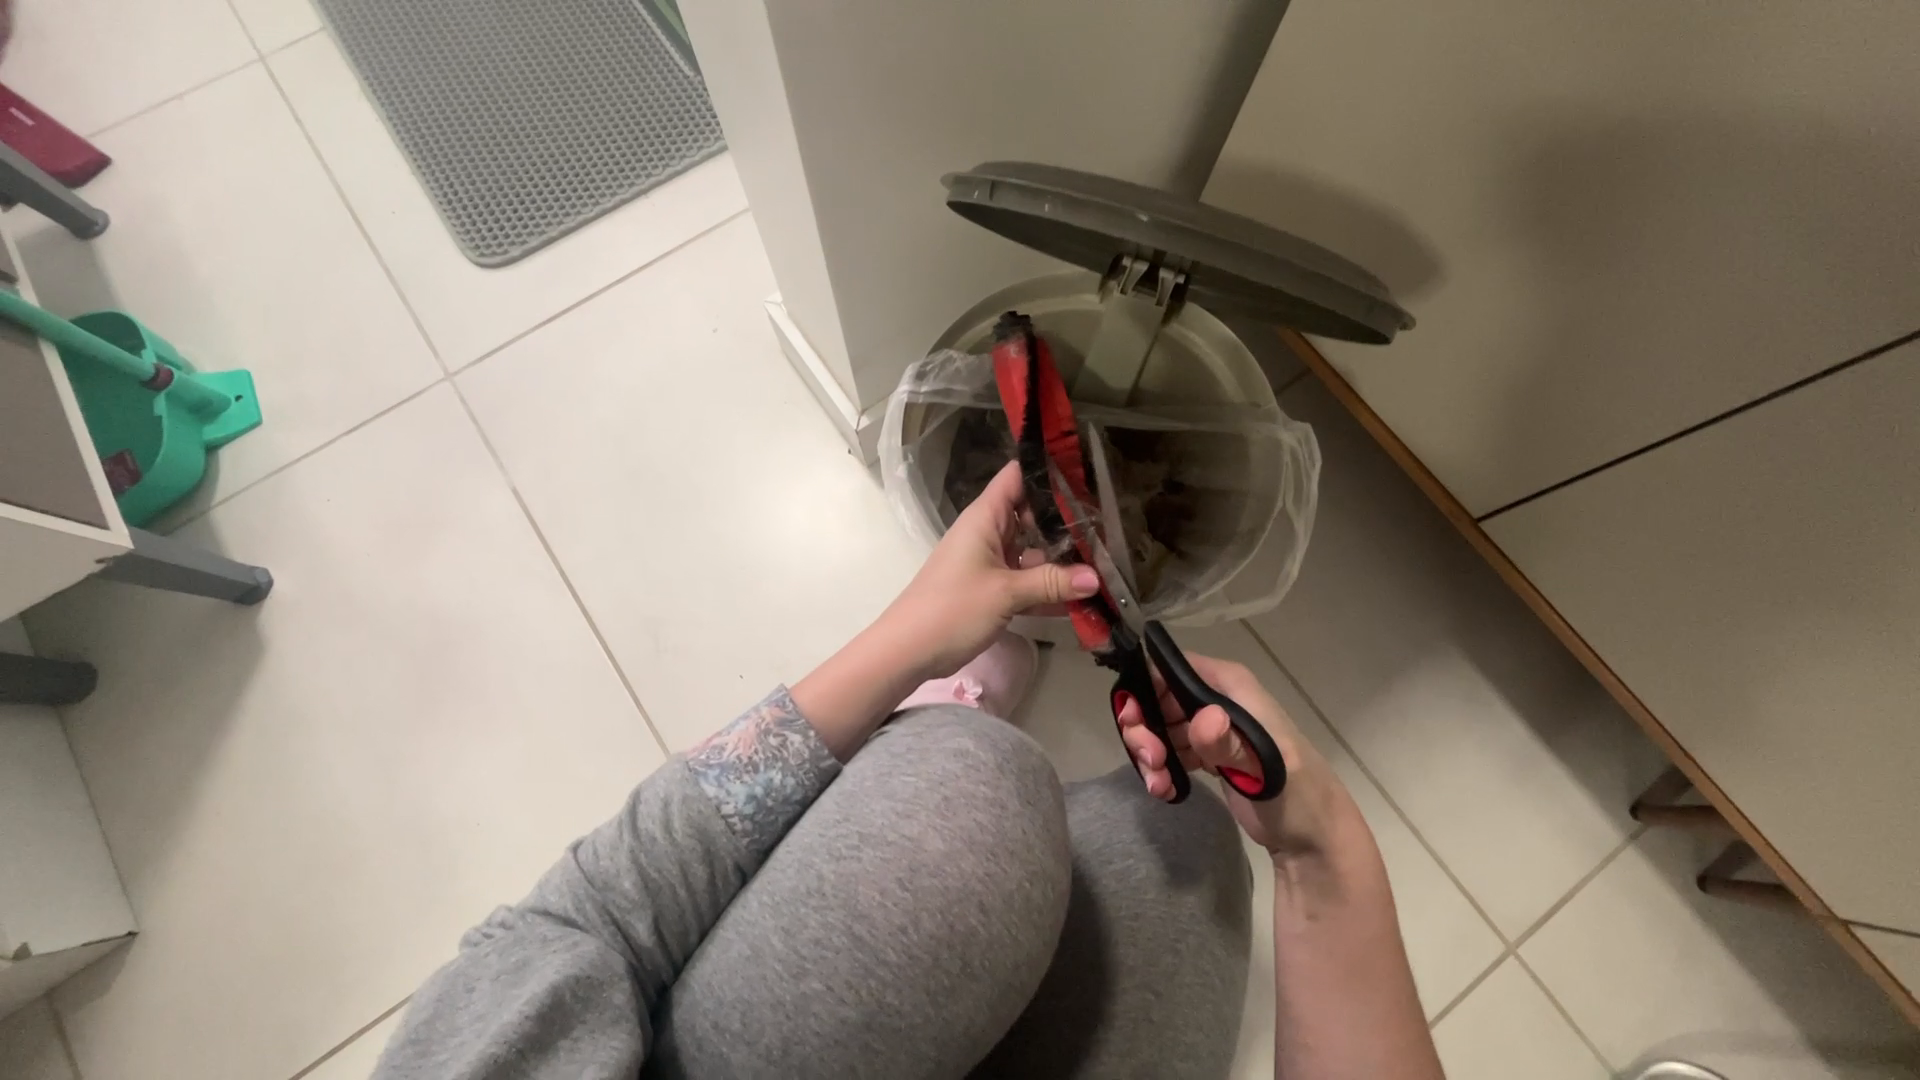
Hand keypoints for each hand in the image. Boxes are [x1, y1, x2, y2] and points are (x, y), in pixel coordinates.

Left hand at [874, 461, 1099, 680]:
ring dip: (1062, 560)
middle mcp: (989, 533)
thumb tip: (1097, 578)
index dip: (1048, 470)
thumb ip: (1052, 582)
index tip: (1088, 473)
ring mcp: (990, 562)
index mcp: (985, 518)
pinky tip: (1082, 600)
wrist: (907, 651)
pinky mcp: (992, 589)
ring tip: (1107, 564)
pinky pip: (1026, 580)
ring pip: (1033, 551)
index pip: (1018, 476)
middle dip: (1067, 522)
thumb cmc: (952, 608)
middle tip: (1111, 527)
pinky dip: (1048, 587)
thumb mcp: (1005, 593)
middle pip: (1033, 515)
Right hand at [1116, 653, 1339, 856]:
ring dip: (1150, 754)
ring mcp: (1211, 727)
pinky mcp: (1208, 754)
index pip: (1170, 667)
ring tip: (1159, 784)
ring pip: (1159, 726)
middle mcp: (1217, 698)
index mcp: (1230, 685)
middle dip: (1143, 728)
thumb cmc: (1297, 794)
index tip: (1134, 720)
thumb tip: (1203, 718)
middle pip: (1157, 697)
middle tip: (1150, 761)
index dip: (1144, 688)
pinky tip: (1167, 790)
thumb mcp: (1264, 767)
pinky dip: (1162, 770)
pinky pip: (1171, 751)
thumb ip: (1230, 743)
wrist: (1314, 839)